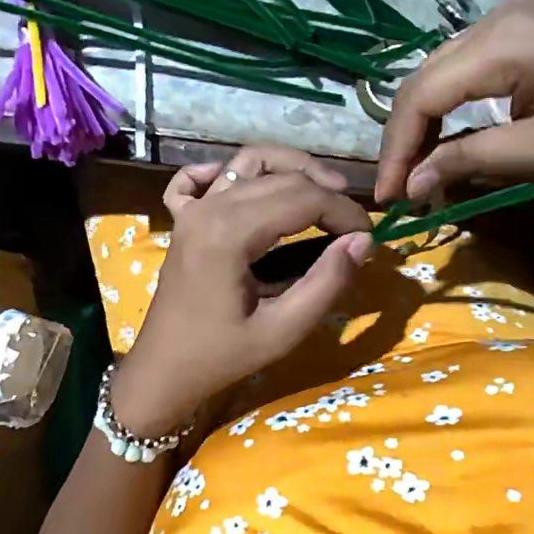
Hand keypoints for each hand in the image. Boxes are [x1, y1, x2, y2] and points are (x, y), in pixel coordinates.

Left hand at [111, 148, 372, 436]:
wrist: (164, 370)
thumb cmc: (222, 356)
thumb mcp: (283, 330)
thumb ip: (326, 283)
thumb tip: (362, 242)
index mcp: (231, 233)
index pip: (304, 198)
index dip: (344, 211)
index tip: (369, 236)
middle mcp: (210, 207)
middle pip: (282, 176)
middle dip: (327, 193)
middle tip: (354, 225)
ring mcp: (192, 210)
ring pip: (248, 162)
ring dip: (291, 167)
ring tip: (324, 190)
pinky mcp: (182, 219)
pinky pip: (200, 177)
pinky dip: (226, 171)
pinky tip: (248, 184)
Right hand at [374, 0, 533, 201]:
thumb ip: (474, 159)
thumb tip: (414, 184)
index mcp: (505, 38)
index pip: (423, 94)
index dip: (398, 148)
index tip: (389, 196)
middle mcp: (498, 14)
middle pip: (425, 77)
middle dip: (405, 136)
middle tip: (399, 188)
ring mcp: (512, 13)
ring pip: (442, 70)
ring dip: (426, 121)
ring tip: (419, 170)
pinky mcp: (525, 24)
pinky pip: (468, 65)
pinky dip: (453, 104)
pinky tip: (450, 137)